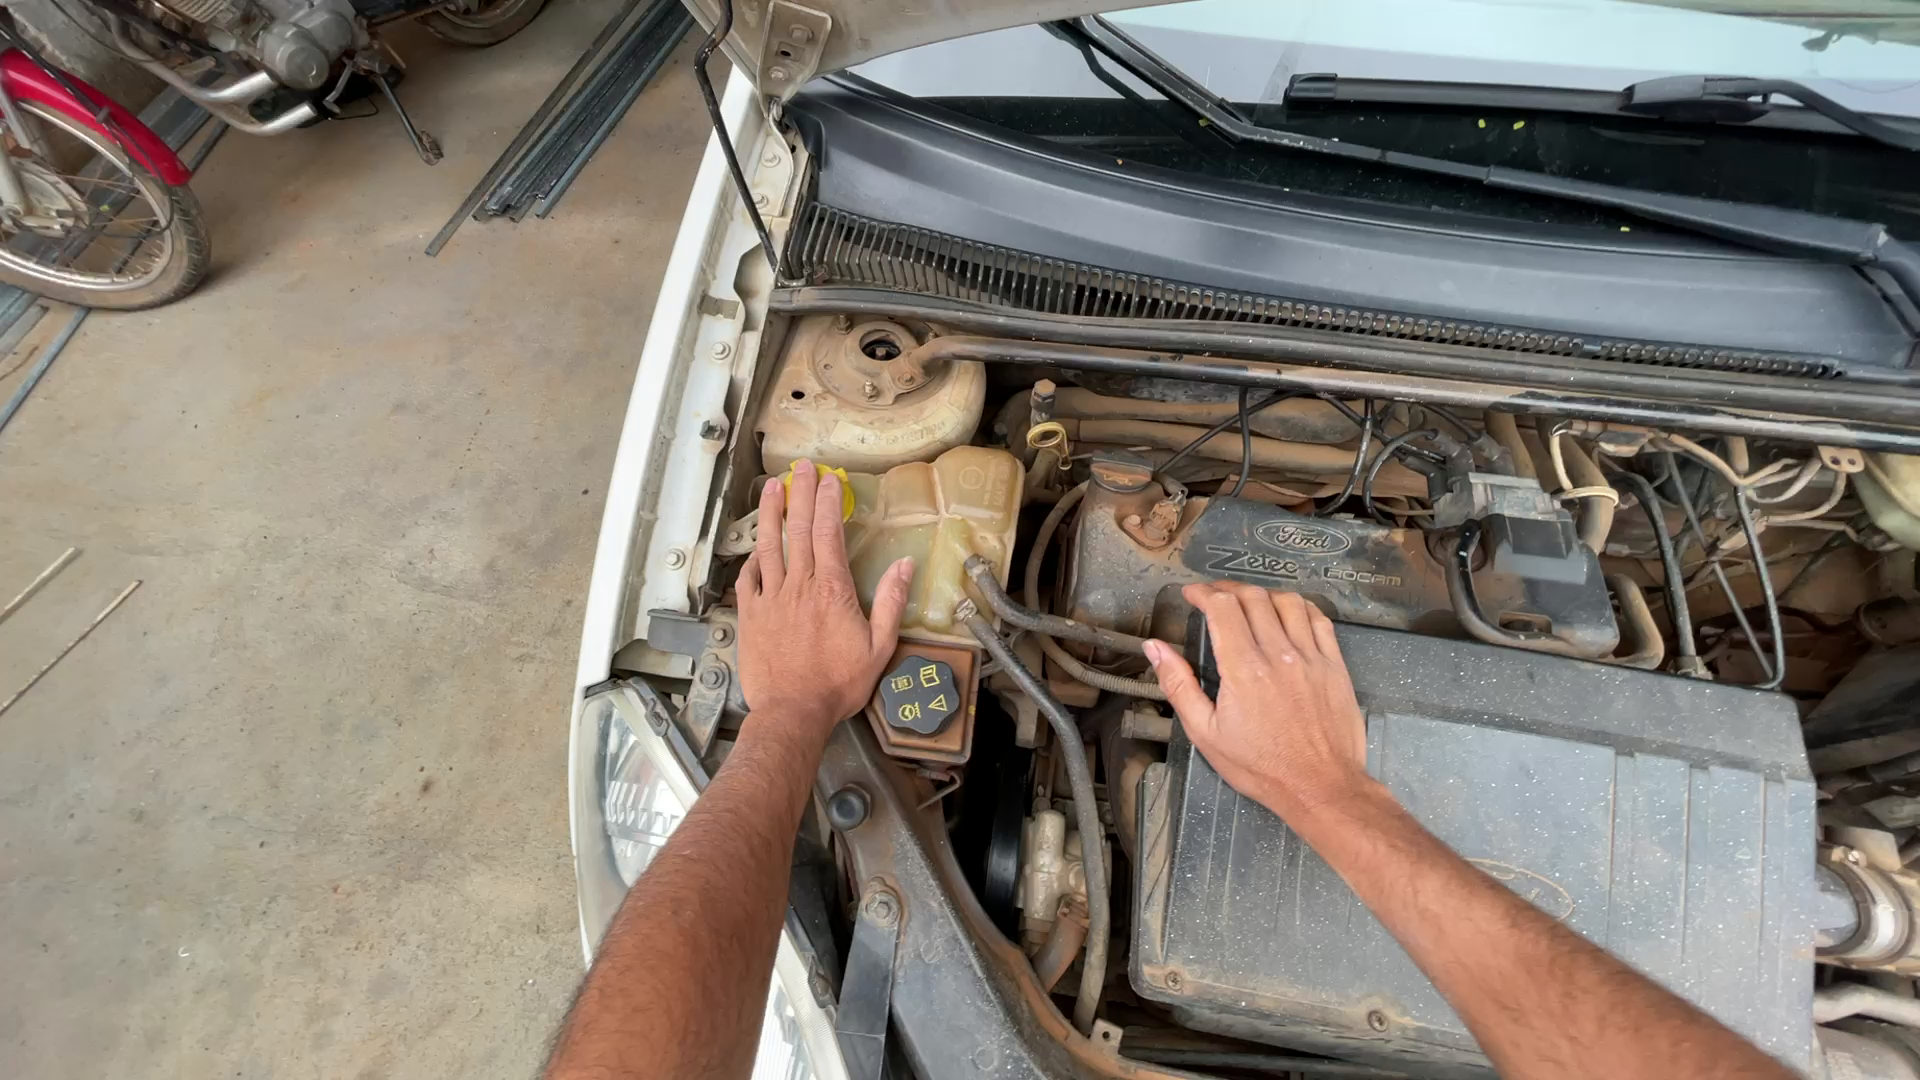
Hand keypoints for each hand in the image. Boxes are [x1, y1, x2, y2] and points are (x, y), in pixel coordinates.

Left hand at [736, 460, 914, 743]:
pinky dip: (753, 559)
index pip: (828, 534)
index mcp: (831, 590)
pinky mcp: (750, 615)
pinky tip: (755, 548)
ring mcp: (770, 598)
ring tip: (771, 489)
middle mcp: (798, 586)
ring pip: (768, 546)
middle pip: (798, 530)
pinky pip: (749, 579)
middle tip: (800, 468)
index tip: (830, 479)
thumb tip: (906, 565)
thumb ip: (890, 602)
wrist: (792, 712)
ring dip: (770, 514)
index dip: (828, 503)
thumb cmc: (838, 683)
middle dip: (800, 494)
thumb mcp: (879, 647)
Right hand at [1142, 583, 1375, 823]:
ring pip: (1287, 601)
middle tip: (1213, 596)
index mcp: (1243, 669)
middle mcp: (1278, 655)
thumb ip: (1178, 684)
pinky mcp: (1335, 665)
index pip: (1222, 608)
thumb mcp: (1205, 732)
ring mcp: (1311, 658)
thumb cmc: (1259, 766)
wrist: (1321, 788)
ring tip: (1247, 602)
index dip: (1202, 592)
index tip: (1191, 595)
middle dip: (1227, 589)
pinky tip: (1286, 610)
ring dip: (1261, 593)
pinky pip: (1318, 619)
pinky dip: (1299, 605)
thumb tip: (1155, 647)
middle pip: (1252, 597)